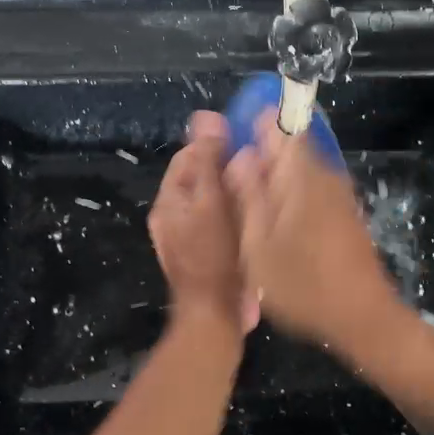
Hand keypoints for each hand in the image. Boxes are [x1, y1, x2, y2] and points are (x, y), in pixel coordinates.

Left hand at [148, 112, 256, 333]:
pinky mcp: (209, 255)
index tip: (245, 137)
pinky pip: (224, 222)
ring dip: (237, 190)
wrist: (216, 316)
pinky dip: (240, 214)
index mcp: (169, 202)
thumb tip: (206, 118)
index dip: (215, 143)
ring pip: (215, 201)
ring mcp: (191, 239)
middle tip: (261, 164)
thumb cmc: (214, 257)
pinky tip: (261, 216)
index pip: (188, 156)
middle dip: (229, 168)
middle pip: (202, 179)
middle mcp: (174, 218)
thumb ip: (208, 161)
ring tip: (264, 187)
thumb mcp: (211, 202)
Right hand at [224, 109, 403, 350]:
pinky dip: (287, 197)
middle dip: (259, 152)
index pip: (281, 124)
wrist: (362, 318)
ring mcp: (338, 196)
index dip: (254, 121)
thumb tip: (239, 155)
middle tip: (226, 174)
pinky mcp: (343, 216)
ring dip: (271, 177)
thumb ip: (247, 196)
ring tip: (241, 200)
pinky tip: (269, 222)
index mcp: (302, 175)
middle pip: (289, 147)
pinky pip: (309, 191)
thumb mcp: (258, 246)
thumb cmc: (303, 285)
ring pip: (299, 171)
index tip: (228, 132)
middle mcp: (325, 176)